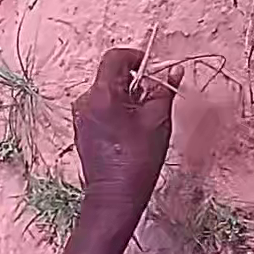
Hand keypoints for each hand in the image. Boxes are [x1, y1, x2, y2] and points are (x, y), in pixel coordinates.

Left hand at [73, 48, 179, 226]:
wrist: (115, 196)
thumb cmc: (136, 161)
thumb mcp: (158, 120)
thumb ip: (164, 90)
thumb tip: (172, 71)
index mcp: (102, 95)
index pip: (115, 57)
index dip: (136, 58)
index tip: (152, 69)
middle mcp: (85, 102)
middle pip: (110, 76)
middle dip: (134, 81)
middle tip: (154, 98)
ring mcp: (81, 117)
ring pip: (106, 93)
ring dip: (126, 98)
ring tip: (143, 120)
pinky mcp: (82, 130)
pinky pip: (100, 109)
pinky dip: (116, 112)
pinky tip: (130, 131)